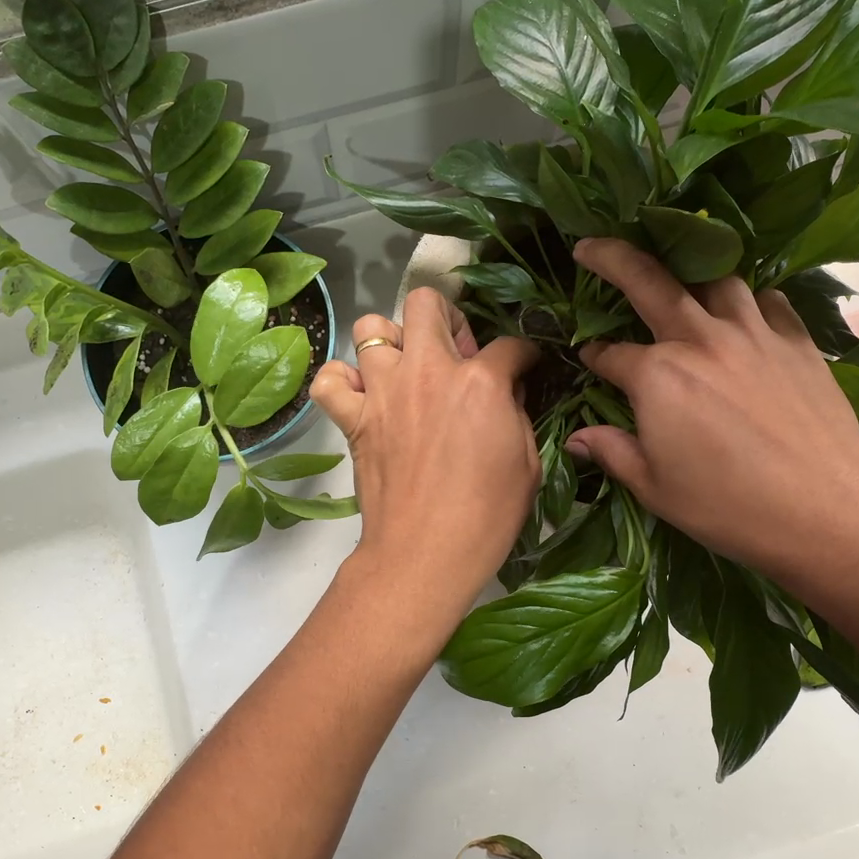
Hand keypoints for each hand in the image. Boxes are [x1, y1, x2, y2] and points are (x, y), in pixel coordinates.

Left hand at [310, 287, 539, 619]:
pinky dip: (342, 381)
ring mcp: (383, 392)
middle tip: (456, 354)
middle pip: (427, 303)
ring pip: (371, 327)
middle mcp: (427, 372)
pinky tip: (363, 397)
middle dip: (447, 318)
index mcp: (480, 382)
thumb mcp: (527, 462)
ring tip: (405, 370)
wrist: (425, 555)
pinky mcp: (353, 419)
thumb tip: (507, 391)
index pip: (510, 344)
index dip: (523, 354)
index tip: (523, 365)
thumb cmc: (487, 516)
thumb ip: (517, 414)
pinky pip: (330, 380)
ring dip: (391, 342)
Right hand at [565, 238, 858, 585]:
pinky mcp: (797, 342)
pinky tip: (744, 312)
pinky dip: (749, 301)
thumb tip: (576, 438)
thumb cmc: (728, 507)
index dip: (592, 357)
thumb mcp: (655, 488)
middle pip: (650, 282)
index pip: (610, 354)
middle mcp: (701, 339)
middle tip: (590, 246)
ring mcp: (754, 334)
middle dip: (612, 259)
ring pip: (715, 279)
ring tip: (680, 280)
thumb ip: (612, 452)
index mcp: (658, 376)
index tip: (585, 360)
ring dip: (690, 275)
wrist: (825, 512)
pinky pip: (768, 302)